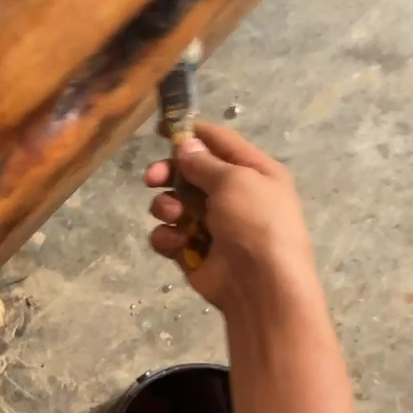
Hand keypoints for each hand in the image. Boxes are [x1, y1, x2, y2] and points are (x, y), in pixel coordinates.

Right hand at [145, 123, 317, 312]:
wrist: (260, 283)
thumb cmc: (256, 223)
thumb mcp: (235, 181)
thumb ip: (205, 163)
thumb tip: (185, 146)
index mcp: (252, 172)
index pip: (219, 143)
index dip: (192, 133)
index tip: (161, 129)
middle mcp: (232, 195)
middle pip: (189, 174)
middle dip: (168, 174)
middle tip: (151, 178)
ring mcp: (211, 224)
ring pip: (174, 205)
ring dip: (166, 207)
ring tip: (173, 216)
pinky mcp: (192, 250)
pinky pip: (169, 235)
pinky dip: (167, 238)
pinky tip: (176, 244)